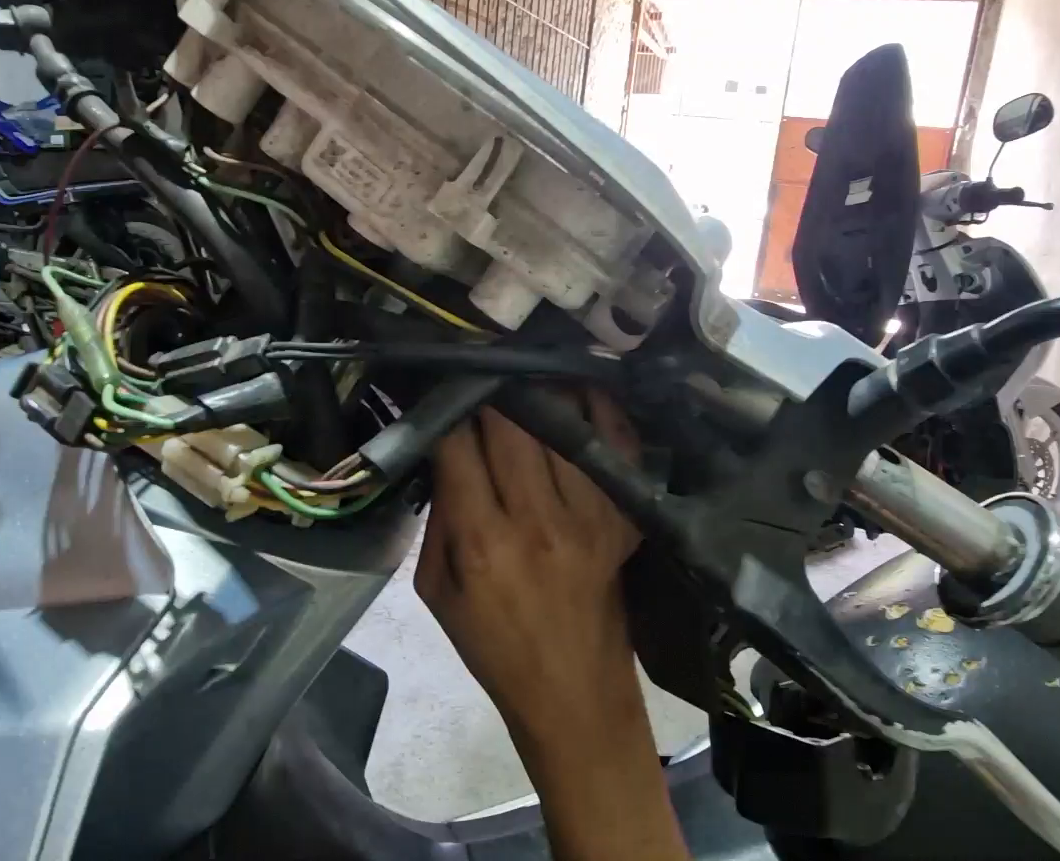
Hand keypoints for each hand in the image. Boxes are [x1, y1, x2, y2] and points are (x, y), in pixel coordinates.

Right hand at [418, 393, 642, 737]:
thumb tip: (442, 453)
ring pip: (562, 425)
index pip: (458, 447)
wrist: (573, 692)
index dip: (444, 408)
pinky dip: (599, 410)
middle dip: (490, 390)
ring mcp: (589, 516)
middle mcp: (537, 520)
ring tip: (522, 367)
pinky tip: (580, 385)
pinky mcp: (622, 519)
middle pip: (512, 424)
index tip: (438, 387)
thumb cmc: (494, 646)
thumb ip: (438, 520)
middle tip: (480, 371)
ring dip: (539, 390)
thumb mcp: (437, 592)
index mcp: (482, 542)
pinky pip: (616, 447)